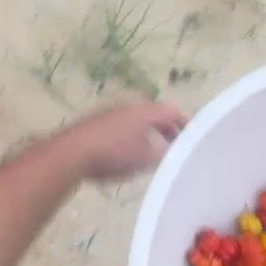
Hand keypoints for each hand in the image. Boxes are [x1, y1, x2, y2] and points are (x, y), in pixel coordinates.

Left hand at [60, 101, 187, 180]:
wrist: (70, 153)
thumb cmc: (113, 154)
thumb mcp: (146, 158)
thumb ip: (166, 154)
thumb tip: (177, 151)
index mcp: (145, 111)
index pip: (173, 111)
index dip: (186, 124)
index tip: (194, 138)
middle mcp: (128, 107)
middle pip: (154, 114)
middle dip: (167, 129)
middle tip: (175, 145)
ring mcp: (109, 113)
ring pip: (137, 120)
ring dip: (149, 133)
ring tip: (153, 152)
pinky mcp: (95, 123)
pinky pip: (121, 126)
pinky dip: (132, 136)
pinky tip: (126, 153)